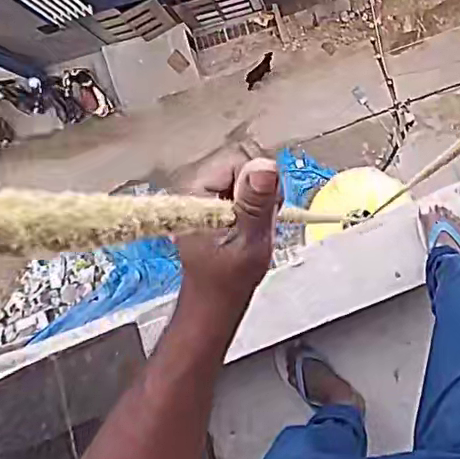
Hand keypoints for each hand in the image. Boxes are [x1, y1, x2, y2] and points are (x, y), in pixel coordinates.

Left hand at [173, 151, 280, 303]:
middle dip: (259, 190)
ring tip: (253, 226)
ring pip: (245, 174)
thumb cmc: (226, 279)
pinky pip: (242, 186)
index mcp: (195, 192)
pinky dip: (254, 204)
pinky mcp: (213, 199)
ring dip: (258, 198)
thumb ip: (256, 203)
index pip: (237, 159)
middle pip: (241, 163)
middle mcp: (195, 186)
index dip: (257, 183)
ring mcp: (204, 192)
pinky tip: (249, 224)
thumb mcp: (249, 241)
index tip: (261, 209)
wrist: (214, 299)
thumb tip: (264, 166)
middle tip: (258, 221)